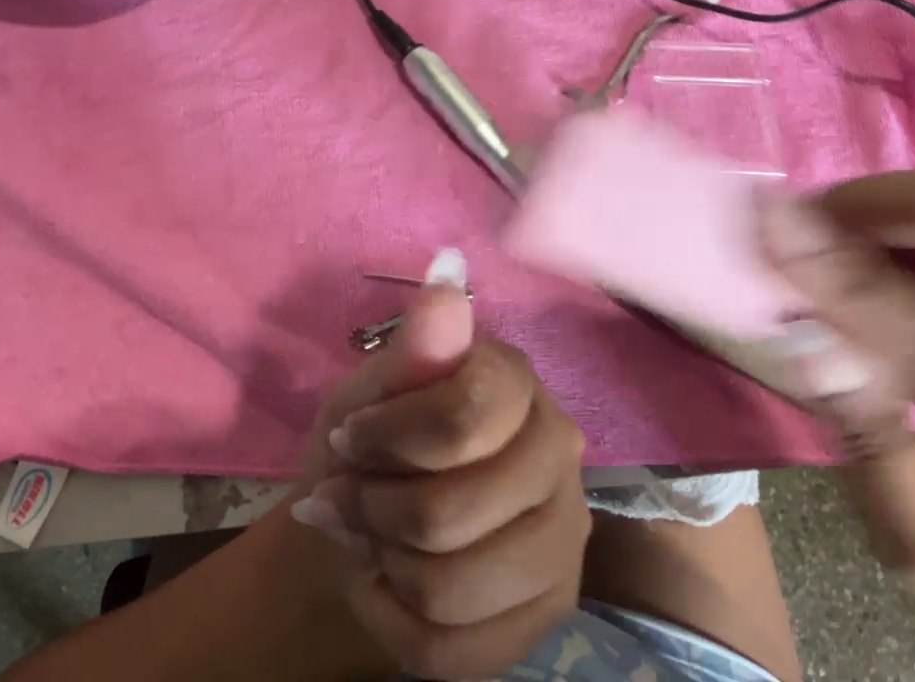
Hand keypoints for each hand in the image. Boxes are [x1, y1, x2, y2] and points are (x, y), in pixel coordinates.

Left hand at [292, 251, 591, 680]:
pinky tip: (389, 584)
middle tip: (351, 496)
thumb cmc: (365, 449)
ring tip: (370, 538)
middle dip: (375, 508)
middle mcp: (560, 459)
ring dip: (384, 563)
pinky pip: (454, 647)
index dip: (390, 436)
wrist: (358, 533)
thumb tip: (448, 271)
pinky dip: (393, 618)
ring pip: (453, 585)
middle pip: (453, 508)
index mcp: (517, 386)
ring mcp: (564, 544)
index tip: (351, 437)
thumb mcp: (368, 393)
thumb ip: (415, 348)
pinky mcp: (549, 617)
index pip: (469, 411)